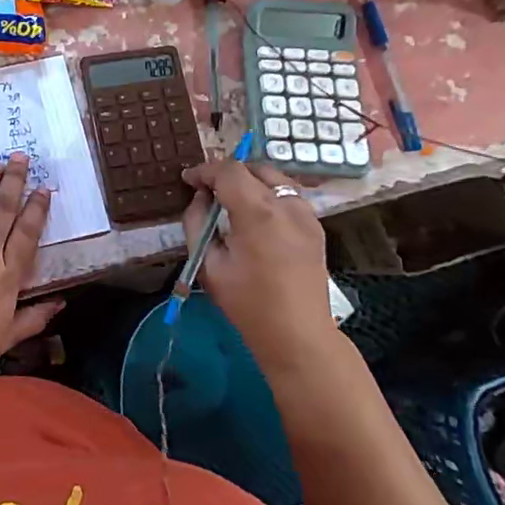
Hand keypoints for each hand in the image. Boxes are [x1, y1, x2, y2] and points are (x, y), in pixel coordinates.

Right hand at [182, 161, 335, 367]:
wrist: (298, 335)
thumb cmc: (248, 304)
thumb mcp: (209, 265)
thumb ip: (197, 223)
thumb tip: (200, 198)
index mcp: (258, 213)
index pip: (228, 171)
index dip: (204, 170)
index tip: (188, 180)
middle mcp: (287, 205)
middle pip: (253, 168)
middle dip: (227, 173)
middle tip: (207, 190)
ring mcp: (306, 214)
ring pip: (274, 178)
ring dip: (250, 181)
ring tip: (232, 200)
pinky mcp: (316, 226)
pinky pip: (288, 195)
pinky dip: (269, 194)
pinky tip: (257, 216)